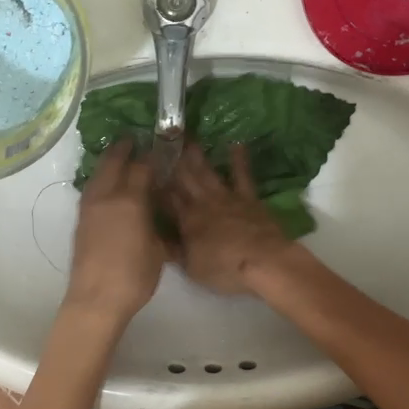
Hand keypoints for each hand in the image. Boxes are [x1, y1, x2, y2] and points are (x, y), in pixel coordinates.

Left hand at [65, 143, 168, 323]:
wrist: (96, 298)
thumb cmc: (134, 277)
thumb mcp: (158, 251)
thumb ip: (159, 225)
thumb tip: (161, 211)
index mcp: (130, 201)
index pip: (142, 168)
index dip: (153, 157)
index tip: (161, 149)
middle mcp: (107, 196)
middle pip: (114, 161)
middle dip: (124, 148)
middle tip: (134, 139)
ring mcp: (89, 206)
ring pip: (98, 173)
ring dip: (109, 161)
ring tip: (119, 156)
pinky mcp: (81, 219)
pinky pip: (92, 187)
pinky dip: (101, 178)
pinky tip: (108, 184)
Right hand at [166, 143, 298, 294]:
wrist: (262, 261)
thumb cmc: (224, 268)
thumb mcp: (191, 268)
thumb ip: (174, 251)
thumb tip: (156, 240)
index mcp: (186, 220)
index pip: (166, 199)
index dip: (155, 185)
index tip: (145, 171)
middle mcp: (202, 203)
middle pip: (184, 179)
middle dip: (172, 162)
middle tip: (163, 144)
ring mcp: (225, 197)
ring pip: (207, 172)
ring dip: (197, 156)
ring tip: (188, 140)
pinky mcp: (247, 197)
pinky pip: (242, 175)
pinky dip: (238, 160)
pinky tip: (236, 144)